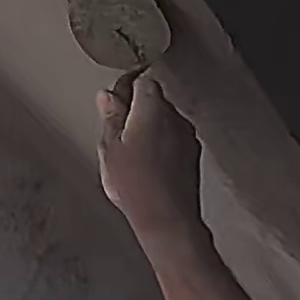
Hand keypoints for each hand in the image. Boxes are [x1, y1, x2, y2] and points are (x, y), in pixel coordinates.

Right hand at [97, 73, 204, 242]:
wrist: (166, 216)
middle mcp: (175, 119)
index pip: (143, 83)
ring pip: (165, 122)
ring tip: (129, 153)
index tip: (112, 103)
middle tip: (115, 132)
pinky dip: (160, 146)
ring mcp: (187, 137)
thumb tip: (107, 96)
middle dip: (136, 112)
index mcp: (152, 110)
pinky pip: (173, 140)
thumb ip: (110, 117)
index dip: (126, 90)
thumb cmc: (136, 183)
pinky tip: (145, 165)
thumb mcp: (109, 147)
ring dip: (149, 129)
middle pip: (155, 102)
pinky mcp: (192, 156)